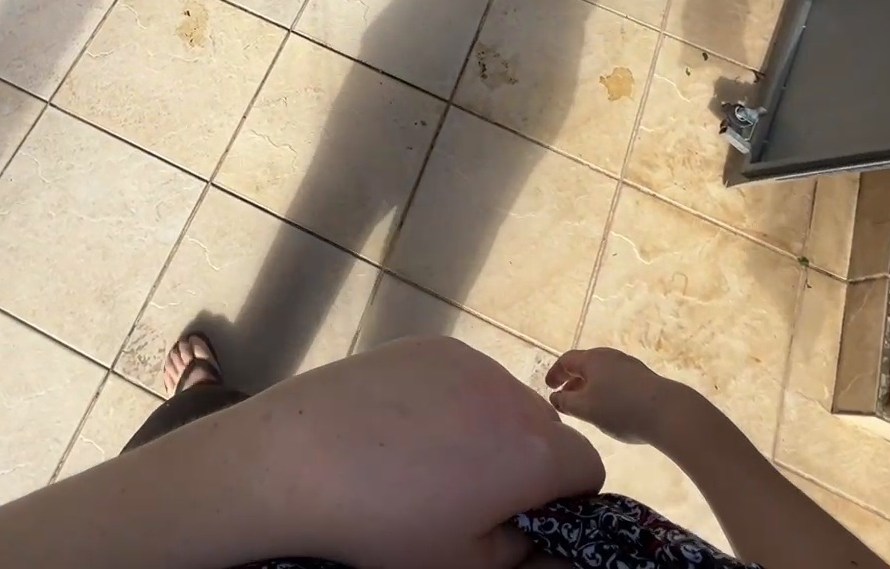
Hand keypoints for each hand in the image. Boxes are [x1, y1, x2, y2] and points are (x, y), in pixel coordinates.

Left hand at [198, 336, 603, 568]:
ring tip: (430, 455)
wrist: (303, 454)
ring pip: (501, 398)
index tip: (522, 517)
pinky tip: (405, 422)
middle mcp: (508, 390)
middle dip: (525, 459)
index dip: (565, 499)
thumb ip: (526, 551)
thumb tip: (546, 536)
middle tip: (472, 491)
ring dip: (488, 425)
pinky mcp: (427, 343)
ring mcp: (466, 359)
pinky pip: (463, 374)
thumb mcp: (468, 562)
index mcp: (533, 448)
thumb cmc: (388, 522)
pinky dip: (453, 397)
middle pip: (544, 428)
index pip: (587, 467)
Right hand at [544, 348, 698, 446]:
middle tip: (566, 397)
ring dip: (591, 386)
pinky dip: (607, 390)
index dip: (555, 373)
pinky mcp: (645, 378)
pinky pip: (618, 380)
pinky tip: (613, 407)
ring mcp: (629, 365)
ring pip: (603, 373)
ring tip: (589, 405)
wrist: (669, 412)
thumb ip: (566, 402)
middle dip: (573, 381)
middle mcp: (609, 356)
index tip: (548, 386)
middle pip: (585, 365)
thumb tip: (555, 397)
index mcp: (592, 359)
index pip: (566, 360)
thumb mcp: (587, 409)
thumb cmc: (621, 409)